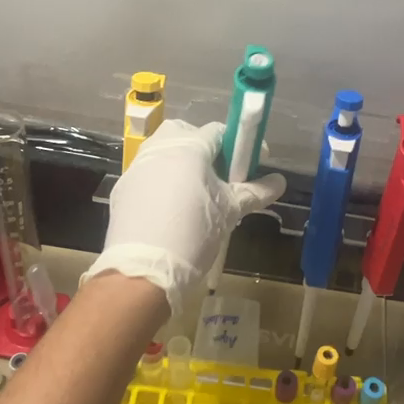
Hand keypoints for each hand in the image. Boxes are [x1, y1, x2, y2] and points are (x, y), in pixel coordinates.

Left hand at [81, 120, 285, 315]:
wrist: (144, 272)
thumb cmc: (194, 233)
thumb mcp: (231, 211)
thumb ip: (256, 191)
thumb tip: (280, 181)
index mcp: (189, 146)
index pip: (220, 131)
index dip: (240, 146)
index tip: (253, 165)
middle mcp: (160, 148)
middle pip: (188, 135)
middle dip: (207, 150)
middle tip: (223, 177)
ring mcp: (137, 168)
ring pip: (165, 153)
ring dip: (183, 165)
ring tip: (198, 194)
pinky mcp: (123, 189)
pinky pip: (149, 175)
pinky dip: (163, 183)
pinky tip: (172, 210)